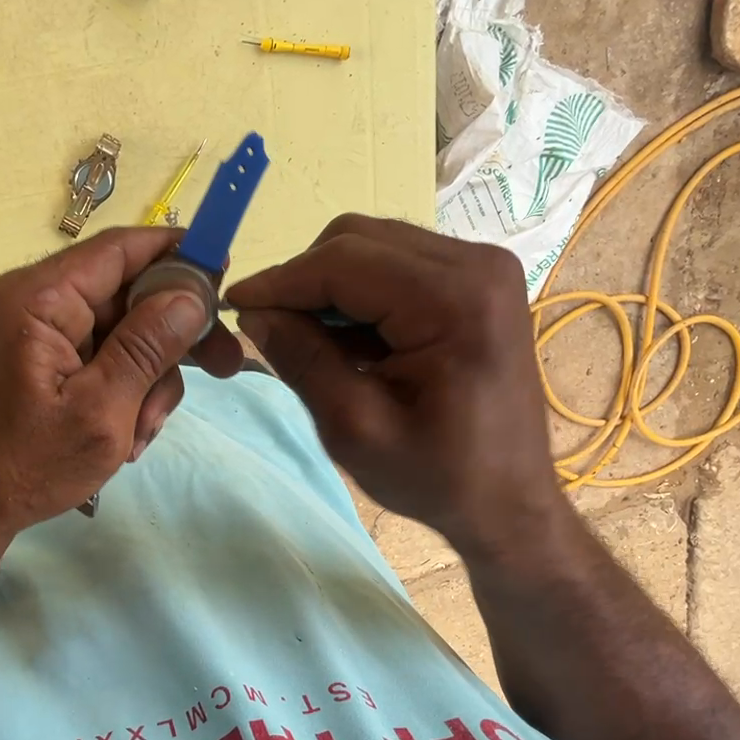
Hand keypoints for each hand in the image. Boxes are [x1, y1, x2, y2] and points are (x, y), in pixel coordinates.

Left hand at [0, 228, 242, 534]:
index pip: (120, 250)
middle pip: (127, 295)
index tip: (224, 277)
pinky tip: (125, 436)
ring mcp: (38, 333)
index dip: (178, 256)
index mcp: (39, 300)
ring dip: (147, 381)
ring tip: (140, 434)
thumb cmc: (30, 466)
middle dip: (170, 342)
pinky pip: (100, 358)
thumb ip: (148, 347)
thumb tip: (193, 293)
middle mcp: (35, 302)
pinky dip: (123, 393)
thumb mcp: (102, 410)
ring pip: (122, 333)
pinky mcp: (42, 360)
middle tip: (224, 368)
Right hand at [225, 215, 559, 551]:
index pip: (344, 261)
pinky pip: (396, 266)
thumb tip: (253, 314)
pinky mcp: (476, 283)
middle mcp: (476, 264)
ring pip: (374, 246)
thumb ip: (303, 362)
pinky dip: (357, 295)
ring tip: (304, 339)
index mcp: (455, 299)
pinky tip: (344, 340)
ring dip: (327, 286)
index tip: (231, 306)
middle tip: (268, 328)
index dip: (279, 281)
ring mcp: (482, 269)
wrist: (508, 500)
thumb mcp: (354, 429)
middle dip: (302, 279)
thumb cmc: (437, 477)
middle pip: (358, 240)